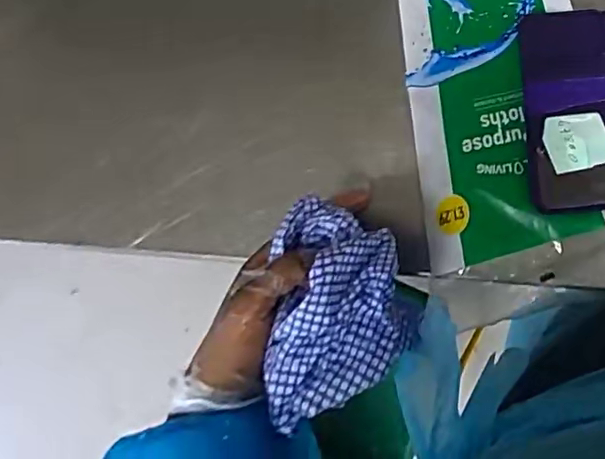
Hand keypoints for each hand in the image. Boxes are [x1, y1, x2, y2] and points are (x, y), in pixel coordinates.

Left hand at [184, 189, 370, 397]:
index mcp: (265, 265)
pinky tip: (369, 280)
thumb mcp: (245, 306)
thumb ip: (279, 273)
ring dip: (355, 256)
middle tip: (374, 228)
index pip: (304, 226)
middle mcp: (287, 275)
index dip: (333, 209)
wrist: (230, 405)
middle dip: (351, 231)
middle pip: (325, 241)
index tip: (362, 199)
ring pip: (335, 264)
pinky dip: (357, 281)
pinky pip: (342, 289)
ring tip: (376, 252)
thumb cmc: (228, 354)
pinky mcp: (317, 316)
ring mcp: (303, 295)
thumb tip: (317, 254)